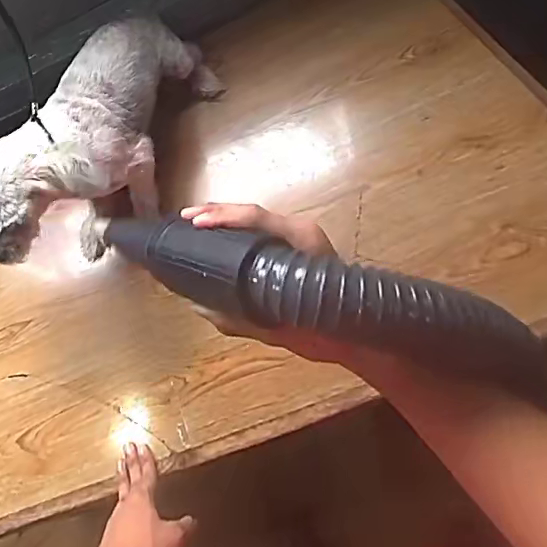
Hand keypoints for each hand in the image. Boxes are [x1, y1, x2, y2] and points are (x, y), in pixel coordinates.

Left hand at [79, 442, 194, 546]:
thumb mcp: (174, 540)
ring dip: (123, 484)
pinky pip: (116, 520)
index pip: (146, 474)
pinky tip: (122, 520)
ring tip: (123, 477)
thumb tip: (191, 521)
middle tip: (127, 448)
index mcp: (141, 500)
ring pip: (120, 498)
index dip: (146, 460)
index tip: (142, 446)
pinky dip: (121, 513)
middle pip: (128, 480)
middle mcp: (125, 508)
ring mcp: (113, 525)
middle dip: (130, 463)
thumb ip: (183, 528)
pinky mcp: (108, 544)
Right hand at [178, 203, 391, 375]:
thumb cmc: (324, 330)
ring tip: (195, 221)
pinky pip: (263, 229)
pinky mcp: (297, 245)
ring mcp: (299, 235)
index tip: (196, 223)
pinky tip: (221, 236)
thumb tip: (199, 306)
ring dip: (226, 217)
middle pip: (252, 212)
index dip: (224, 217)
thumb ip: (239, 319)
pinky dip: (239, 228)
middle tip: (186, 218)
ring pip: (256, 218)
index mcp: (299, 239)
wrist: (360, 335)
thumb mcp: (279, 329)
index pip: (255, 218)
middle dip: (218, 212)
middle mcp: (299, 230)